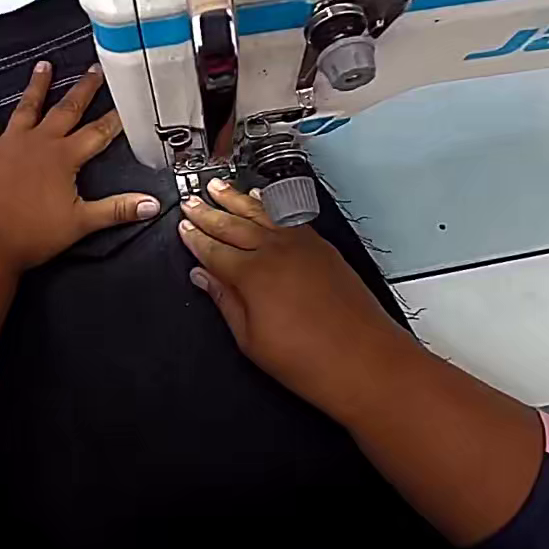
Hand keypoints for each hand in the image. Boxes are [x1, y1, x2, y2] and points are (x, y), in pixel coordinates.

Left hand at [0, 60, 161, 270]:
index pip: (98, 132)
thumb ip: (117, 210)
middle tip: (94, 70)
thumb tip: (151, 204)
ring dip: (38, 86)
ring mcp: (9, 144)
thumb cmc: (30, 233)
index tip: (128, 103)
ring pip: (27, 107)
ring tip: (45, 66)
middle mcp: (38, 142)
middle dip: (83, 89)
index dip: (115, 118)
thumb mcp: (81, 223)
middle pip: (67, 109)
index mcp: (64, 157)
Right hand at [179, 179, 412, 407]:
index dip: (195, 238)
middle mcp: (275, 251)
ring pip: (260, 212)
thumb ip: (224, 301)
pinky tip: (260, 199)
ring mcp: (301, 244)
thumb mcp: (251, 340)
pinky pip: (287, 216)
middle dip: (208, 212)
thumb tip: (204, 278)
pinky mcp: (321, 246)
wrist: (365, 361)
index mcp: (252, 274)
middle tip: (191, 201)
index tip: (183, 228)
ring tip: (218, 187)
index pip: (213, 250)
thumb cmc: (312, 359)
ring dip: (235, 198)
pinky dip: (270, 205)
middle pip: (232, 224)